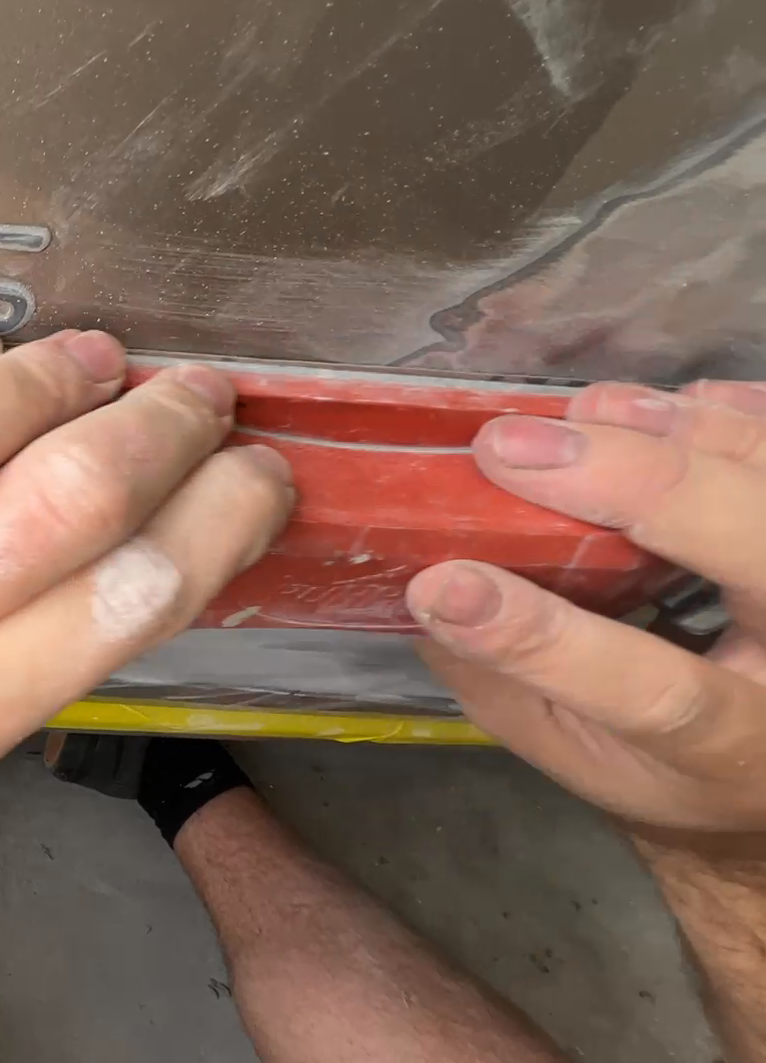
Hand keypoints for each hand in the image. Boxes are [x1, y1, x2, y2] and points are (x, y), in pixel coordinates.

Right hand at [408, 380, 765, 831]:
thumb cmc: (649, 759)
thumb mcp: (555, 743)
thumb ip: (497, 676)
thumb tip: (426, 584)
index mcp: (730, 750)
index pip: (659, 697)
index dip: (545, 638)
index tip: (439, 583)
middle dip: (644, 486)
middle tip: (510, 447)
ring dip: (688, 436)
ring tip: (585, 408)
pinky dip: (742, 420)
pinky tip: (679, 401)